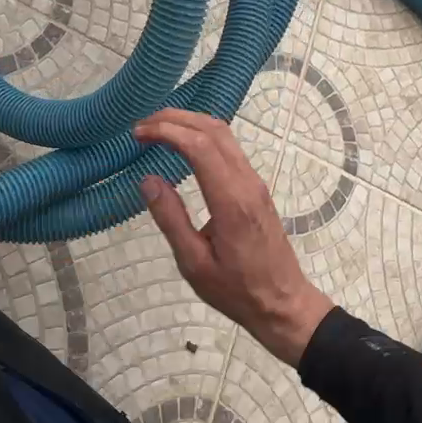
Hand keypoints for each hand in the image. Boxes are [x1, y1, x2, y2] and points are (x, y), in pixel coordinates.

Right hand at [134, 109, 333, 365]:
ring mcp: (255, 182)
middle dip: (174, 118)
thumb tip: (148, 179)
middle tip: (141, 126)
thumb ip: (171, 219)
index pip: (199, 146)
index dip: (166, 131)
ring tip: (156, 129)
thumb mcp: (194, 263)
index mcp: (231, 201)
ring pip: (224, 134)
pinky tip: (182, 144)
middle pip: (213, 130)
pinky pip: (229, 147)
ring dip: (189, 123)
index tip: (137, 134)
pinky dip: (202, 135)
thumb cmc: (236, 290)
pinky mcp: (256, 187)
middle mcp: (246, 183)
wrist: (283, 304)